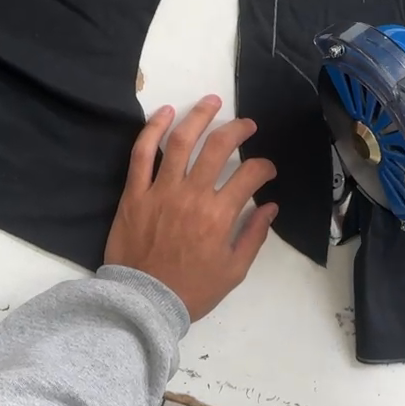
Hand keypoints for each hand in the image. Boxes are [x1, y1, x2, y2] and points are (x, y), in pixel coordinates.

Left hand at [104, 96, 277, 320]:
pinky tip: (165, 112)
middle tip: (246, 124)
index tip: (266, 171)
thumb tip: (270, 208)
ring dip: (198, 116)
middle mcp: (191, 195)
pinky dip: (152, 129)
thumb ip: (254, 236)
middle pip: (218, 147)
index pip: (250, 175)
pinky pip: (141, 154)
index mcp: (219, 215)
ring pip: (180, 141)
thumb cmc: (191, 292)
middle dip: (238, 129)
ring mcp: (160, 191)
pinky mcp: (134, 194)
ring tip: (211, 102)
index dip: (264, 168)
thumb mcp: (233, 271)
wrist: (144, 304)